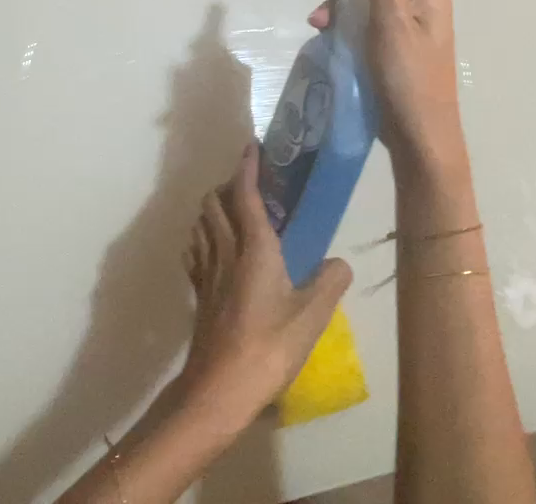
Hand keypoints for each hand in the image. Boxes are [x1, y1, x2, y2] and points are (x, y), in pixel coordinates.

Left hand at [179, 145, 351, 428]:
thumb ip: (329, 283)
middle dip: (227, 185)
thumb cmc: (269, 348)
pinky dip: (203, 236)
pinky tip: (214, 248)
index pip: (245, 194)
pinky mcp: (198, 291)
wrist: (220, 387)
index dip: (247, 168)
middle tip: (249, 186)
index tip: (252, 147)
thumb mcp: (311, 317)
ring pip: (201, 222)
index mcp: (254, 248)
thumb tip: (340, 262)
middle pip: (214, 202)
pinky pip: (195, 249)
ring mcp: (206, 271)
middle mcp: (225, 250)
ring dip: (213, 208)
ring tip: (233, 212)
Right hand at [309, 0, 467, 183]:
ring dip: (343, 0)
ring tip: (318, 20)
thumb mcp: (391, 20)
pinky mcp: (392, 51)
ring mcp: (407, 30)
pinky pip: (366, 23)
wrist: (419, 138)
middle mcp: (421, 7)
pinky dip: (345, 23)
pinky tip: (325, 36)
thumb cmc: (408, 77)